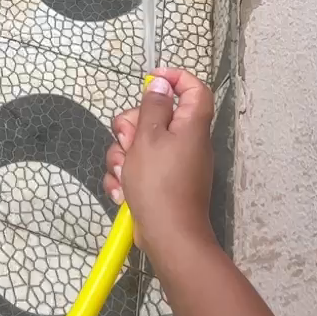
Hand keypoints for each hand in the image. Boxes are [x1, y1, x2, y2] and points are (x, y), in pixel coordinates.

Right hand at [103, 67, 215, 260]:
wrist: (167, 237)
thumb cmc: (159, 182)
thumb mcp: (148, 137)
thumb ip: (153, 107)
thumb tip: (161, 85)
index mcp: (190, 127)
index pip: (195, 90)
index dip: (175, 78)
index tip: (150, 80)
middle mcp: (184, 142)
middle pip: (155, 116)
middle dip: (132, 125)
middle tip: (127, 140)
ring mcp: (172, 164)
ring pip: (139, 143)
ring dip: (123, 155)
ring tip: (124, 173)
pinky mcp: (159, 183)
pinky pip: (136, 167)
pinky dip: (125, 176)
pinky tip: (121, 189)